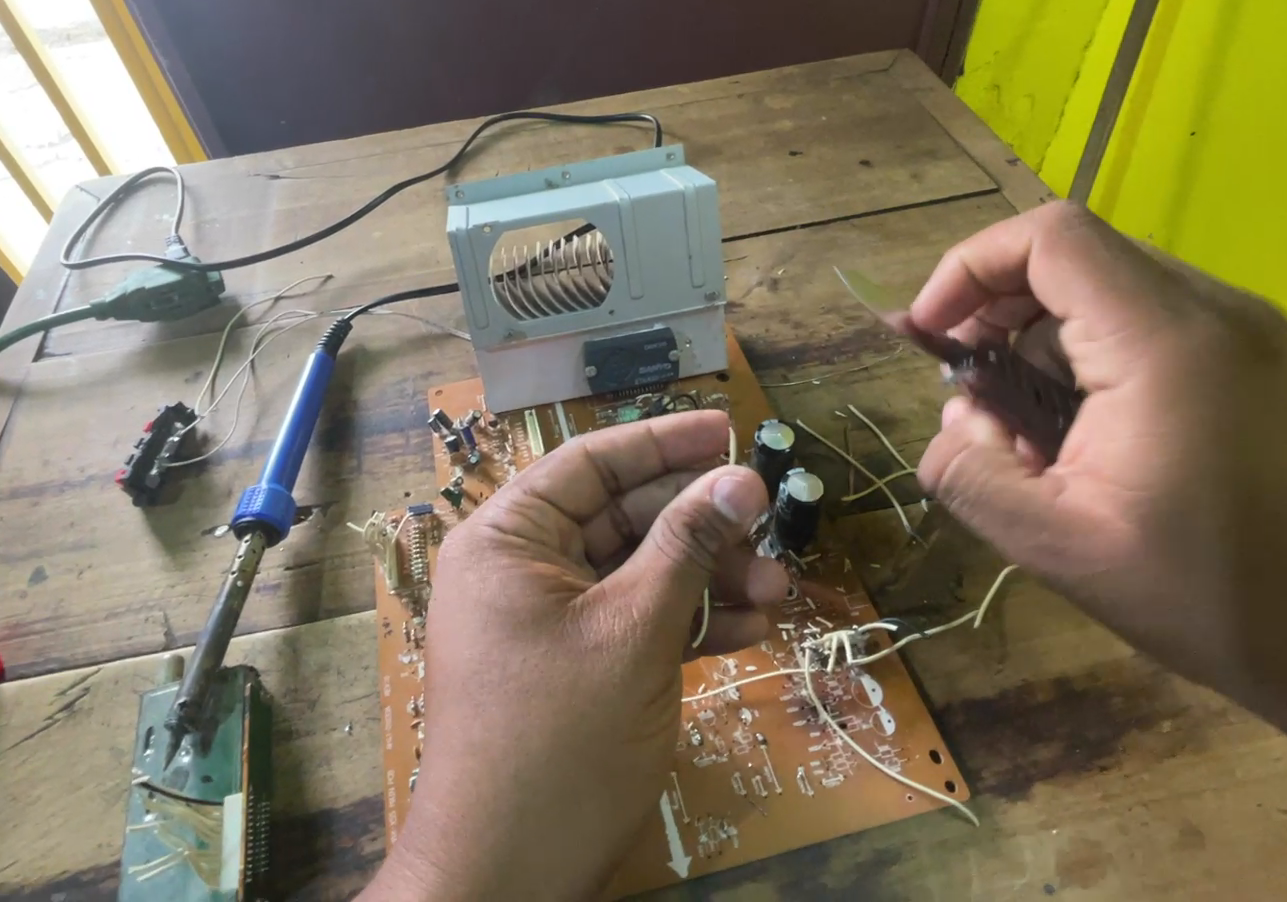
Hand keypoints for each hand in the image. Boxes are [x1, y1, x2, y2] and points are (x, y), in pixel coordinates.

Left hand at [363, 411, 788, 901]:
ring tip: (778, 585)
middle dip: (699, 523)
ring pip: (638, 570)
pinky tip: (750, 624)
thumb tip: (740, 478)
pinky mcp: (578, 659)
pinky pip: (636, 617)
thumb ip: (685, 547)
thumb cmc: (560, 737)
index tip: (727, 429)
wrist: (511, 873)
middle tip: (768, 519)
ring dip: (707, 576)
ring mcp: (552, 615)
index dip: (661, 441)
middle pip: (622, 516)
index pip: (590, 462)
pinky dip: (688, 619)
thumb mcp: (632, 629)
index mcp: (509, 537)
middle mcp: (524, 565)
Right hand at [904, 201, 1286, 896]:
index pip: (1046, 238)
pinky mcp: (1262, 365)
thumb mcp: (1058, 547)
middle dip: (993, 310)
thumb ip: (969, 474)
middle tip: (968, 391)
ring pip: (1106, 292)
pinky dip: (1086, 360)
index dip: (966, 269)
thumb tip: (954, 426)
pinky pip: (1146, 325)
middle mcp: (1215, 313)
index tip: (928, 336)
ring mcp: (1250, 335)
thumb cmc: (1219, 599)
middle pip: (1072, 258)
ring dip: (1037, 342)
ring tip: (1023, 429)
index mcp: (1164, 342)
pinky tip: (1082, 436)